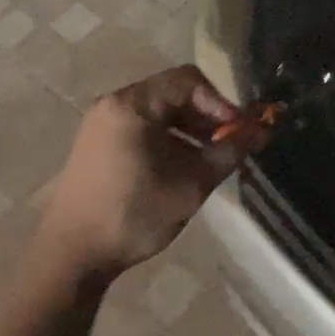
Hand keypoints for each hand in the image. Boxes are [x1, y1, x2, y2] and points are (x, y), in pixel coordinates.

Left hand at [40, 66, 266, 275]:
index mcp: (132, 104)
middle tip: (232, 145)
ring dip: (192, 130)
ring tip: (213, 160)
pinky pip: (145, 128)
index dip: (221, 102)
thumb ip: (228, 152)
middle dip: (209, 116)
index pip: (189, 81)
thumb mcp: (190, 185)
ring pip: (161, 112)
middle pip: (175, 93)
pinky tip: (185, 168)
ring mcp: (104, 124)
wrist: (72, 255)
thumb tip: (262, 132)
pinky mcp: (100, 145)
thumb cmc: (133, 214)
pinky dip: (171, 140)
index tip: (239, 132)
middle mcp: (115, 104)